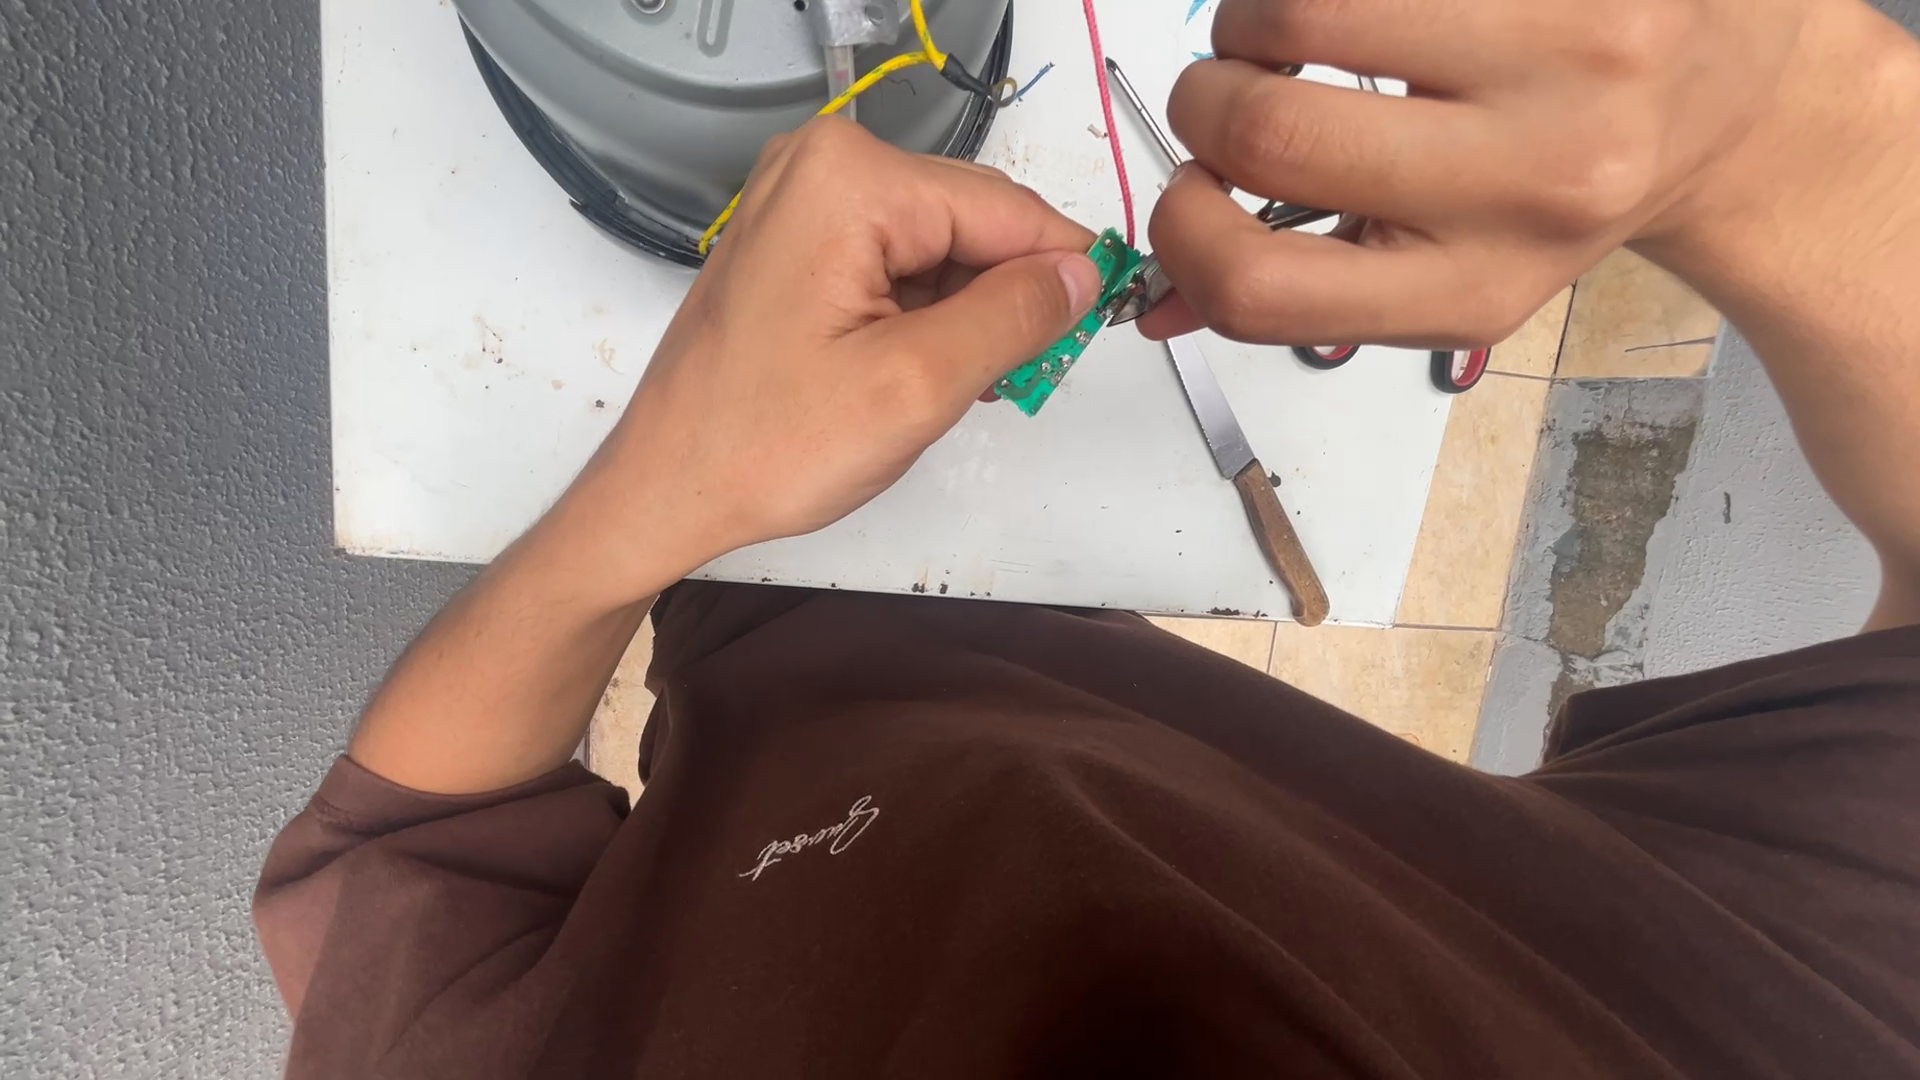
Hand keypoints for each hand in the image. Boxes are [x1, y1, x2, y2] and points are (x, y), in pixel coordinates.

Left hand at [569, 118, 1099, 591]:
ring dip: (967, 317)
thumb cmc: (773, 446)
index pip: (1002, 208)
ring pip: (934, 253)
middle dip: (1007, 299)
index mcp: (851, 180)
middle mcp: (821, 170)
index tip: (1107, 317)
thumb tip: (1081, 276)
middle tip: (1027, 376)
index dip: (1065, 266)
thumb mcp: (917, 384)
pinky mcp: (795, 253)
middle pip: (966, 225)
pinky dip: (926, 321)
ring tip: (967, 386)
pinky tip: (928, 372)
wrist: (668, 490)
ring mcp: (801, 210)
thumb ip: (1012, 318)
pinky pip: (892, 271)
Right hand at [1136, 0, 1848, 346]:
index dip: (1182, 234)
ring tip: (1290, 28)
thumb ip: (1284, 290)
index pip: (1254, 287)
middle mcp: (1527, 187)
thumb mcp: (1415, 284)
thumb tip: (1155, 308)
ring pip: (1311, 5)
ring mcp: (1582, 48)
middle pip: (1270, 130)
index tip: (1190, 193)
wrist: (1718, 110)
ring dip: (1254, 14)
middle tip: (1224, 92)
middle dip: (1204, 101)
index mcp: (1459, 292)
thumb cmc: (1533, 209)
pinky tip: (1349, 2)